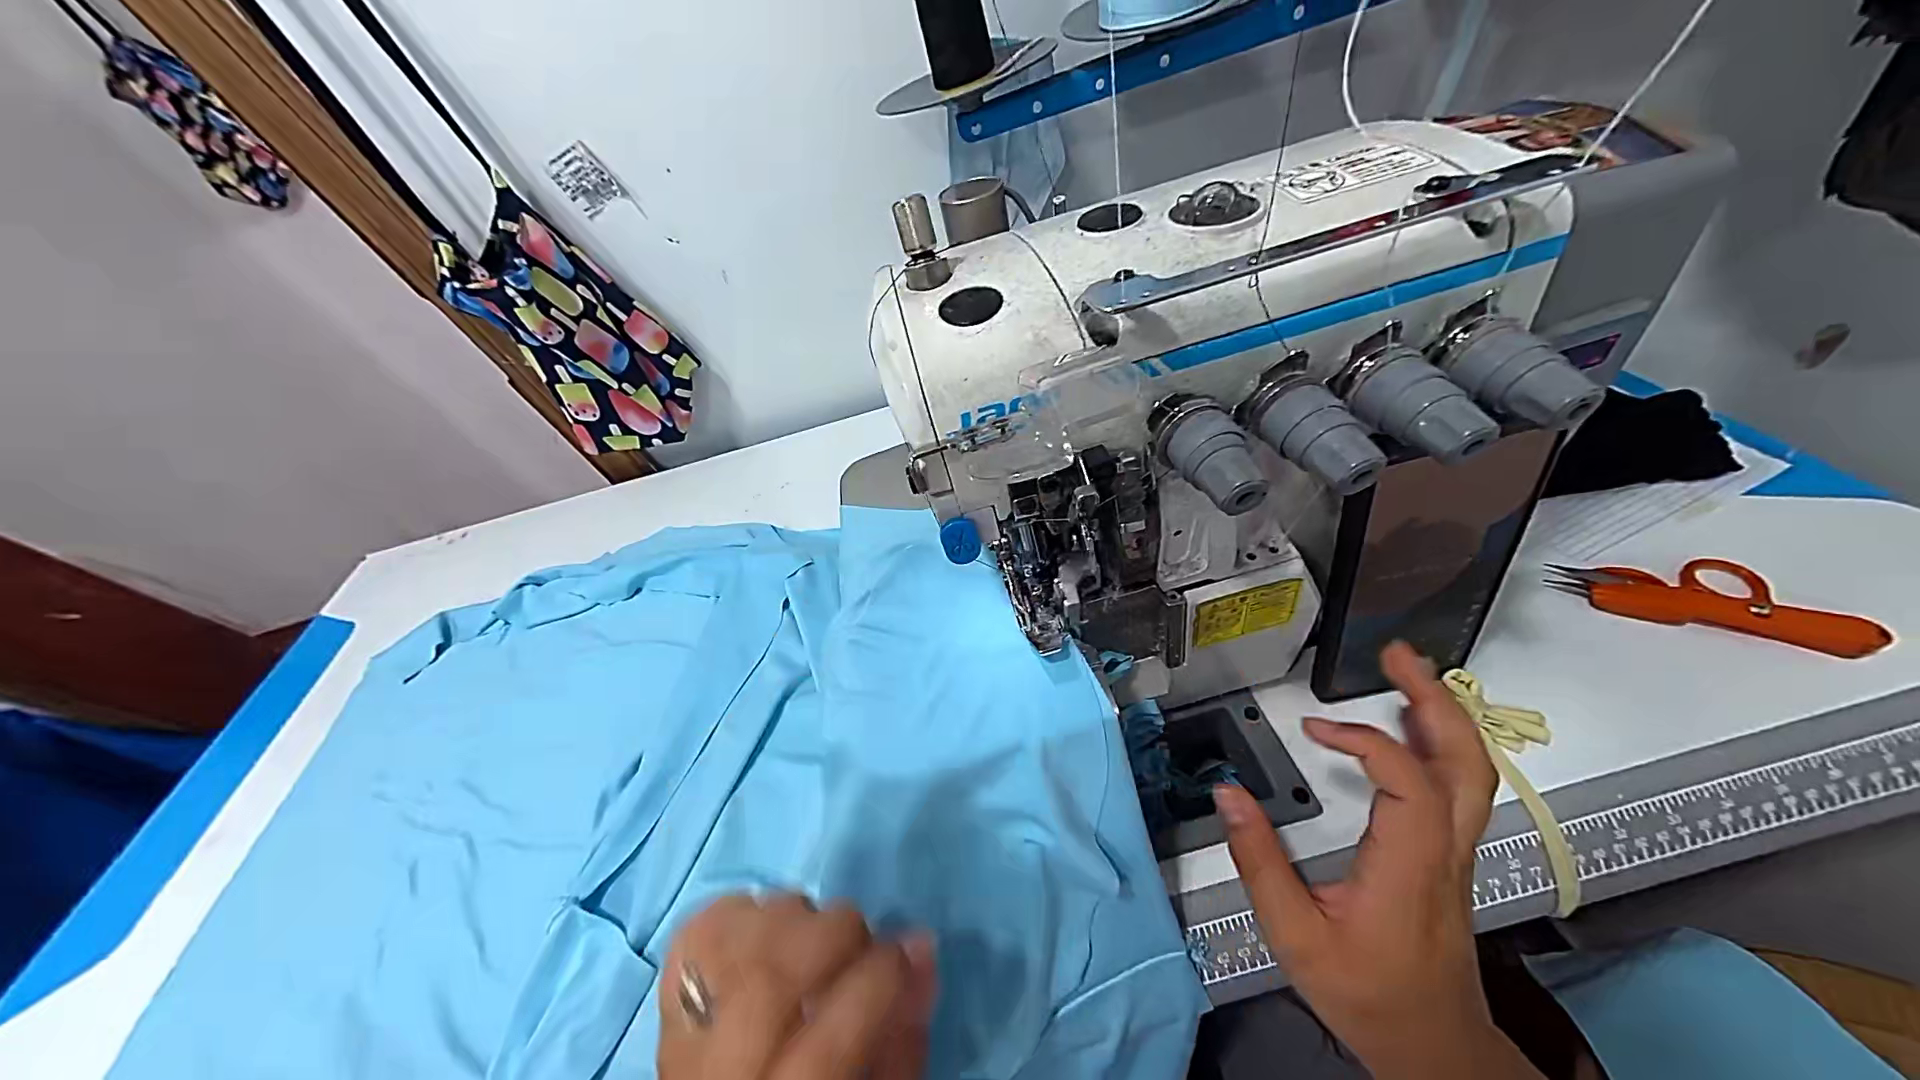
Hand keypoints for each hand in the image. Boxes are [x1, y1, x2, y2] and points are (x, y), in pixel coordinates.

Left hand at [658, 892, 936, 1079]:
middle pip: (768, 979)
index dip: (876, 982)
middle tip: (860, 939)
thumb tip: (920, 946)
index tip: (907, 951)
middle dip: (832, 935)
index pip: (824, 1043)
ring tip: (814, 932)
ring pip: (734, 943)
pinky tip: (765, 925)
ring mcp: (686, 1034)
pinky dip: (738, 909)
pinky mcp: (669, 997)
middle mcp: (722, 1071)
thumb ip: (903, 1034)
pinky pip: (699, 931)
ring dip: (788, 914)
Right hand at [1214, 642, 1540, 1079]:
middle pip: (1465, 761)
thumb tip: (1229, 795)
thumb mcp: (1295, 934)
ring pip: (1473, 770)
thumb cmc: (1368, 994)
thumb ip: (1258, 860)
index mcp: (1410, 865)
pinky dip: (1439, 741)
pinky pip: (1458, 785)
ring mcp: (1455, 852)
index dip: (1363, 741)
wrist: (1432, 1043)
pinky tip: (1412, 726)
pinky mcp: (1449, 855)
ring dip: (1443, 713)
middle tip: (1398, 656)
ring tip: (1408, 673)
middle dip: (1434, 698)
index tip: (1314, 730)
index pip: (1407, 780)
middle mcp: (1445, 851)